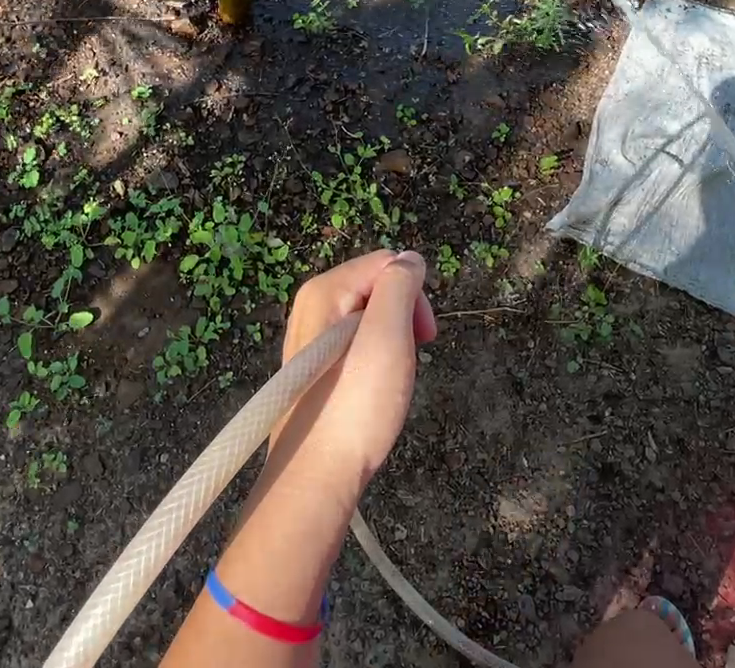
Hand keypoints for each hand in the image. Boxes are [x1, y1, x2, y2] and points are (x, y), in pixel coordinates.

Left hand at [267, 250, 437, 488]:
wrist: (317, 476)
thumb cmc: (356, 404)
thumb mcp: (387, 334)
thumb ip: (400, 286)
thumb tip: (410, 258)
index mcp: (323, 290)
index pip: (387, 262)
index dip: (414, 294)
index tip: (423, 336)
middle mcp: (311, 306)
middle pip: (378, 288)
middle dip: (403, 318)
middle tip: (407, 360)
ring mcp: (311, 339)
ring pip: (371, 320)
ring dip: (392, 343)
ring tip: (389, 381)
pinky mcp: (315, 368)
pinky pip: (357, 346)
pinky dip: (376, 362)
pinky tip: (374, 392)